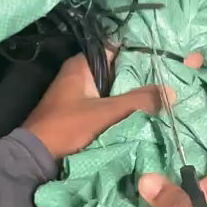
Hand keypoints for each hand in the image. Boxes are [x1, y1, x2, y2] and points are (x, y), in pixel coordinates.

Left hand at [22, 50, 200, 159]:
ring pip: (112, 90)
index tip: (162, 62)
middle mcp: (79, 74)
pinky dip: (119, 108)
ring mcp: (78, 94)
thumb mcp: (106, 113)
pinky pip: (105, 104)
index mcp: (81, 65)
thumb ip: (138, 101)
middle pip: (116, 71)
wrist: (36, 157)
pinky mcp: (78, 112)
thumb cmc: (67, 127)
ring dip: (130, 96)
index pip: (116, 49)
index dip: (138, 54)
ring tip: (159, 98)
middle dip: (138, 79)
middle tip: (165, 83)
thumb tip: (171, 91)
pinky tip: (139, 114)